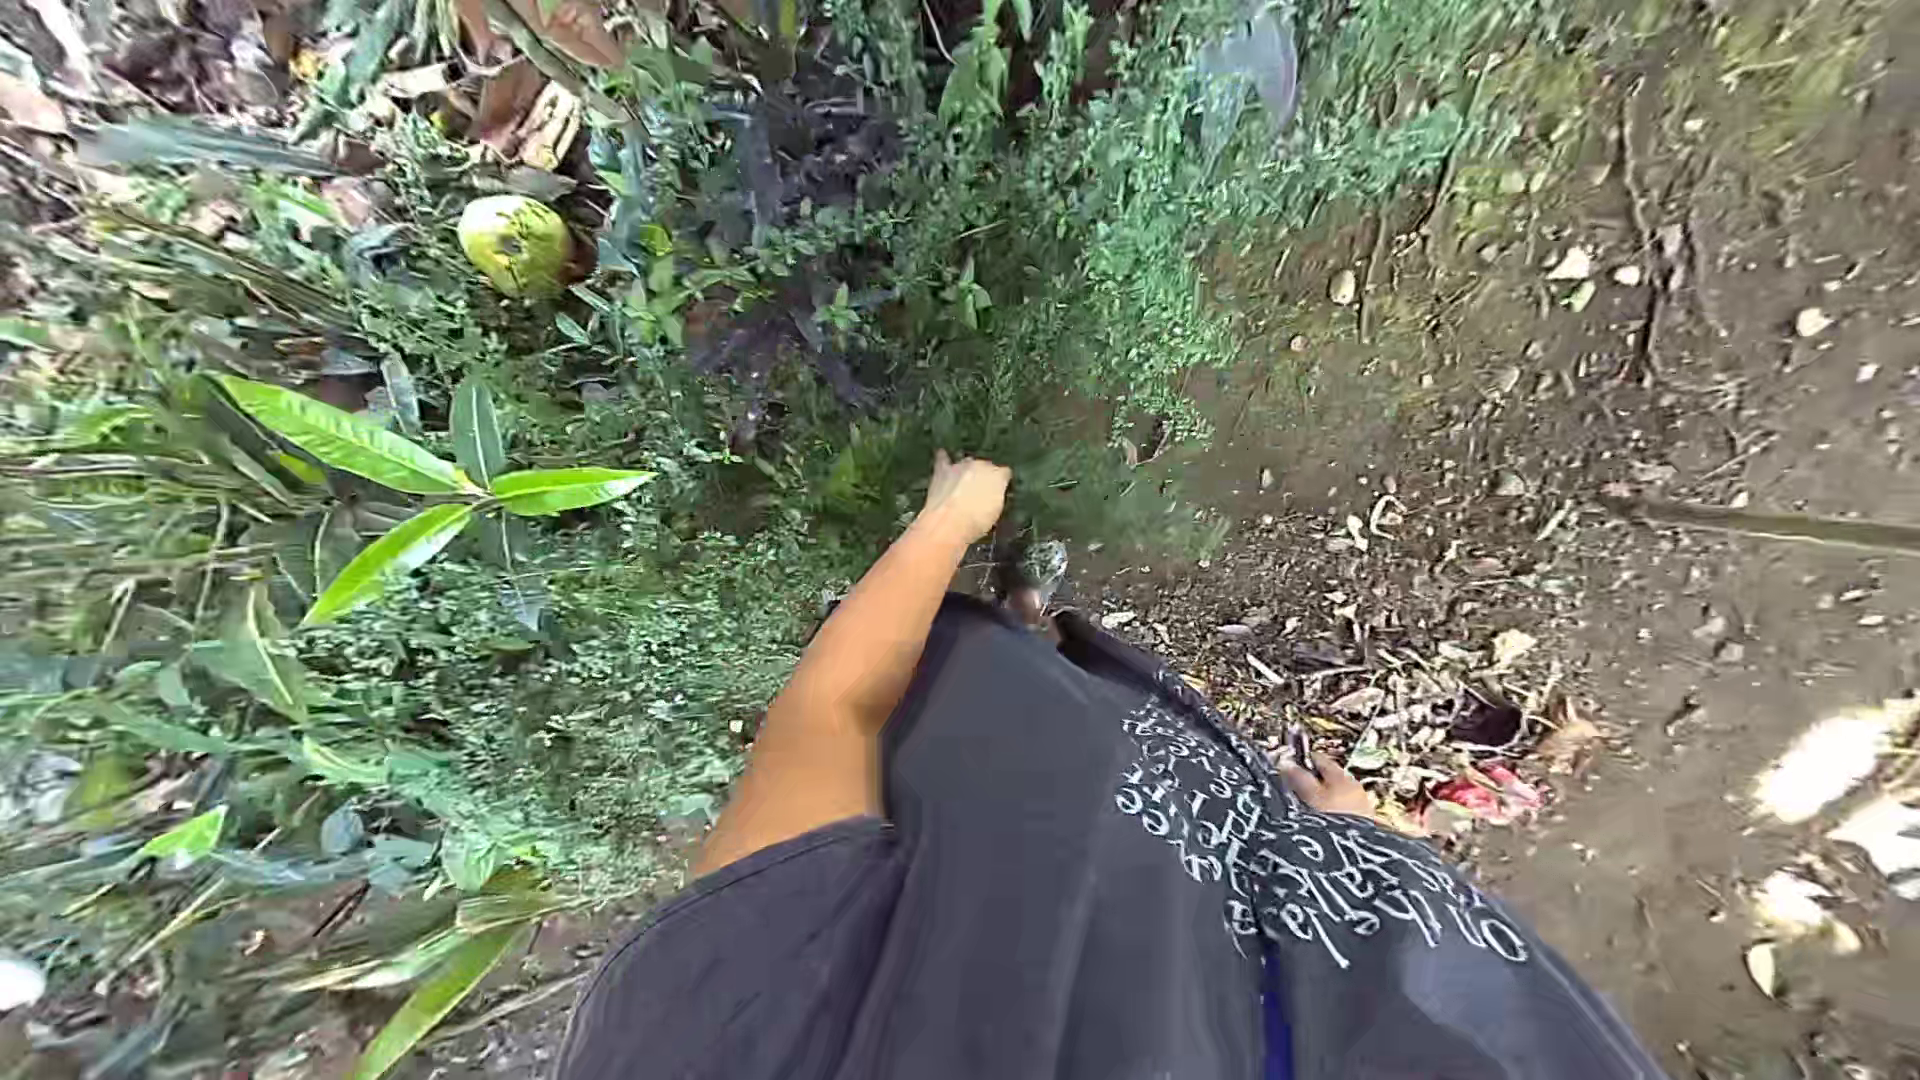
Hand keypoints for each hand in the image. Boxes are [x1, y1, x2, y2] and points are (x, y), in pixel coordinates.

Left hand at [916, 450, 1009, 544]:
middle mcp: (981, 465)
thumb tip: (993, 495)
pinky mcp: (942, 470)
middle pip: (985, 466)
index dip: (1002, 483)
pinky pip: (943, 459)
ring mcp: (960, 466)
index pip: (1005, 473)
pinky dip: (943, 458)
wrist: (949, 522)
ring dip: (967, 470)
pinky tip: (942, 455)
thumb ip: (996, 498)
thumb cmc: (977, 522)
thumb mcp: (996, 513)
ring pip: (966, 462)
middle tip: (980, 491)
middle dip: (984, 476)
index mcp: (999, 476)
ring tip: (965, 480)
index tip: (999, 492)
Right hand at [1279, 752, 1377, 819]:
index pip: (1316, 757)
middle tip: (1291, 789)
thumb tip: (1285, 763)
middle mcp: (1353, 786)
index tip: (1285, 768)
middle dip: (1308, 780)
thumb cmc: (1334, 818)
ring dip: (1317, 797)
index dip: (1299, 760)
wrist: (1359, 853)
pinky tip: (1318, 821)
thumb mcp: (1309, 794)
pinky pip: (1338, 808)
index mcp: (1340, 775)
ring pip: (1331, 793)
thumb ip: (1296, 776)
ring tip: (1303, 808)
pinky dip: (1327, 810)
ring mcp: (1360, 804)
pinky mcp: (1361, 821)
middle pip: (1325, 775)